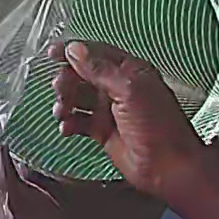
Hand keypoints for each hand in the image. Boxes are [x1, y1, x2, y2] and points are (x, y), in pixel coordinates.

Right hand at [51, 41, 213, 202]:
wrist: (166, 168)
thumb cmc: (156, 125)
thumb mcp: (129, 90)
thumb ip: (100, 70)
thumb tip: (75, 50)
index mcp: (130, 71)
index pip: (97, 54)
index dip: (74, 52)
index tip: (51, 53)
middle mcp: (119, 88)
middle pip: (84, 76)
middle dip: (68, 81)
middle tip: (59, 89)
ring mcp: (111, 111)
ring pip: (79, 99)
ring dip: (66, 102)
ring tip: (61, 111)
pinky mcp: (104, 132)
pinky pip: (80, 122)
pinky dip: (70, 123)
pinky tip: (66, 128)